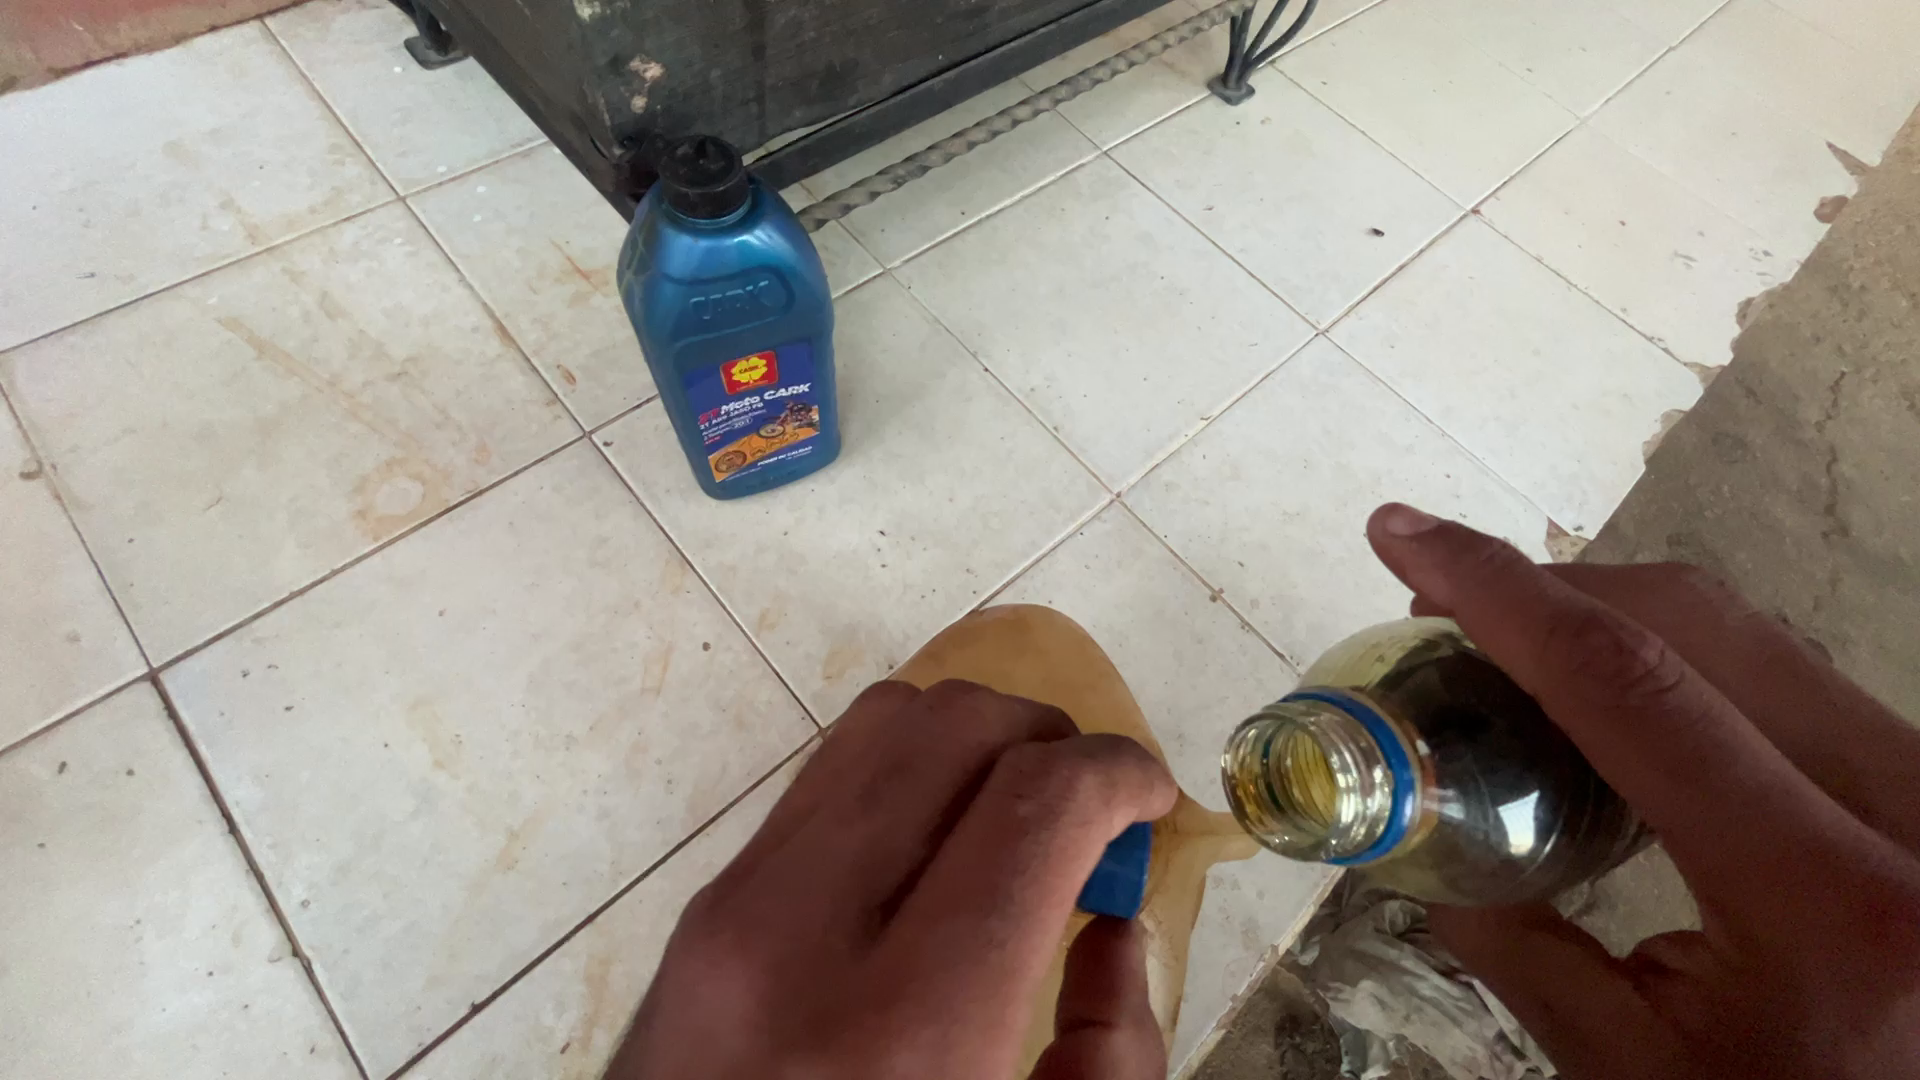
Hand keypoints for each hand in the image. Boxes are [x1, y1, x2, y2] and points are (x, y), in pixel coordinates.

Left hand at [608, 679, 1176, 1079]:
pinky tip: (939, 824)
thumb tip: (1112, 923)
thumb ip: (1108, 1058)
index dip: (1115, 773)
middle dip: (1048, 736)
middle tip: (1086, 802)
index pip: (1031, 807)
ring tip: (1015, 802)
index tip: (1150, 793)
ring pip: (887, 718)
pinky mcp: (713, 889)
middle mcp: (803, 933)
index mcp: (904, 1031)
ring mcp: (739, 897)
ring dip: (978, 733)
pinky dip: (912, 758)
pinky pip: (835, 763)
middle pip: (953, 727)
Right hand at [1366, 504, 1919, 1078]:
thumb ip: (1514, 947)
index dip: (1496, 590)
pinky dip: (1659, 651)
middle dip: (1538, 584)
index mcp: (1832, 902)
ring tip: (1502, 651)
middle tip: (1435, 603)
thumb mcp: (1636, 1072)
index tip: (1398, 534)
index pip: (1625, 683)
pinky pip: (1773, 668)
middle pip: (1692, 619)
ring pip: (1741, 630)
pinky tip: (1599, 697)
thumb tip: (1415, 841)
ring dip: (1595, 613)